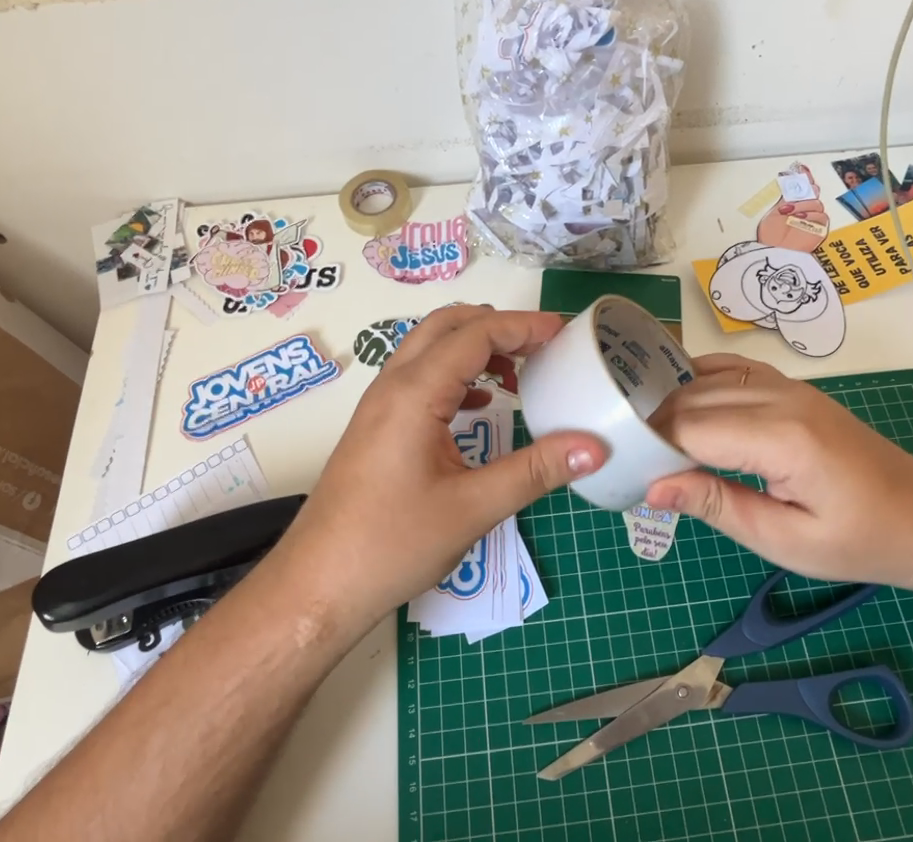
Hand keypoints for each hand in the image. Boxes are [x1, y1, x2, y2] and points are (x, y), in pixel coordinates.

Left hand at [267, 307, 607, 628]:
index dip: (523, 326)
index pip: (476, 334)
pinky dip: (457, 377)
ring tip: (521, 372)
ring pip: (430, 350)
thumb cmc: (391, 545)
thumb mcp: (473, 508)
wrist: (317, 586)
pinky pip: (420, 379)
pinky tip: (483, 407)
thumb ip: (536, 471)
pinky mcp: (376, 428)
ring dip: (475, 349)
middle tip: (545, 345)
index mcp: (415, 394)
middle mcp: (392, 386)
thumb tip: (594, 448)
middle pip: (447, 326)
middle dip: (498, 326)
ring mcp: (379, 406)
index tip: (565, 333)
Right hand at [644, 354, 912, 584]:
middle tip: (629, 461)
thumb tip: (653, 487)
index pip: (689, 429)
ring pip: (706, 378)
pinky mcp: (791, 387)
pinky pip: (732, 369)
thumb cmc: (859, 540)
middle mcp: (781, 398)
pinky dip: (699, 380)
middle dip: (653, 427)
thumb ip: (717, 505)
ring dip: (672, 405)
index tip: (626, 472)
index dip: (650, 448)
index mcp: (782, 439)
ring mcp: (787, 386)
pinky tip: (680, 401)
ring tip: (650, 441)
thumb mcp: (785, 540)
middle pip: (691, 398)